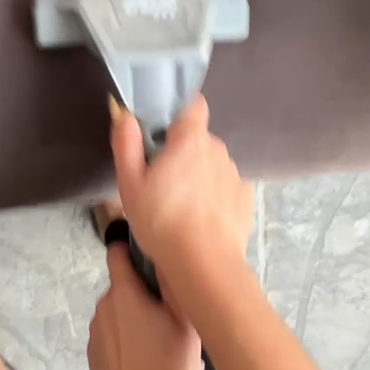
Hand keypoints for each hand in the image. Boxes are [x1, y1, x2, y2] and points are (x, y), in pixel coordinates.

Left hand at [88, 241, 202, 369]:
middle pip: (126, 286)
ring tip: (166, 346)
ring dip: (140, 320)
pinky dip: (130, 342)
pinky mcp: (94, 355)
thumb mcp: (186, 324)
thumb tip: (167, 251)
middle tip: (174, 319)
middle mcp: (103, 307)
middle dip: (147, 295)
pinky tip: (150, 364)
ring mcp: (95, 332)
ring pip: (121, 313)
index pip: (118, 252)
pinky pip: (115, 336)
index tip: (156, 259)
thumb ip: (175, 283)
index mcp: (123, 293)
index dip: (135, 249)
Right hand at [109, 95, 256, 302]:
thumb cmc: (161, 221)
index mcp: (189, 140)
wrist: (203, 265)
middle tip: (159, 179)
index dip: (177, 111)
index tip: (161, 130)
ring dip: (197, 173)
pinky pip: (224, 185)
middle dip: (180, 151)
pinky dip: (212, 194)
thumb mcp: (130, 183)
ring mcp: (234, 173)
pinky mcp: (244, 197)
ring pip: (210, 163)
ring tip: (178, 204)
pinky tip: (198, 216)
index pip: (193, 104)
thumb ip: (126, 143)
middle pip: (197, 138)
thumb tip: (125, 114)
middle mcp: (217, 150)